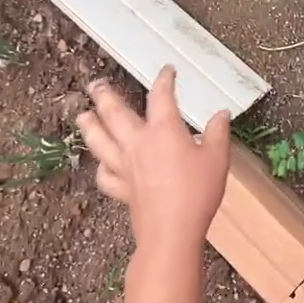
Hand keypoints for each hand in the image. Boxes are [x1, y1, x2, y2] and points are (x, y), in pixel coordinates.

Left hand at [76, 65, 231, 254]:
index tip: (167, 71)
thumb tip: (221, 114)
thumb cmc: (198, 191)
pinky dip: (101, 166)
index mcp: (164, 130)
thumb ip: (218, 132)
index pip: (161, 97)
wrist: (172, 231)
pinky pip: (104, 174)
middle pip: (116, 114)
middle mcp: (138, 143)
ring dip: (90, 126)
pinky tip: (102, 162)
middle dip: (106, 96)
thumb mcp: (218, 156)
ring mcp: (125, 167)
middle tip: (96, 84)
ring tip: (83, 115)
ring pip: (100, 141)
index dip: (164, 80)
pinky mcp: (121, 189)